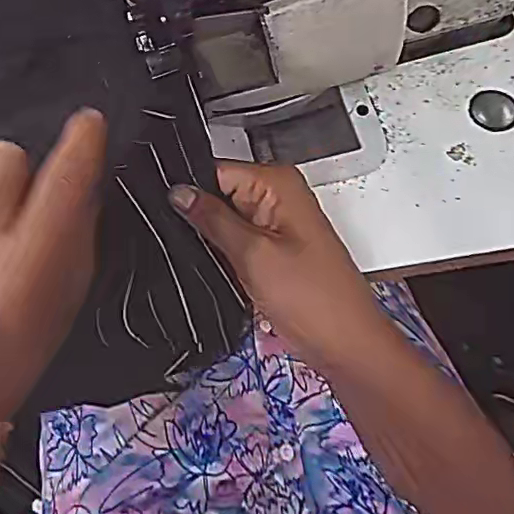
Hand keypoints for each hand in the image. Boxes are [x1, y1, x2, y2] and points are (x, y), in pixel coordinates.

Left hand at [0, 109, 106, 435]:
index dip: (79, 146)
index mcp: (22, 283)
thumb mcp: (75, 285)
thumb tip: (80, 153)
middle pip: (1, 158)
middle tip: (20, 214)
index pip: (59, 186)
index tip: (88, 123)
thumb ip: (78, 218)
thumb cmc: (21, 341)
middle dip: (19, 176)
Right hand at [170, 161, 394, 372]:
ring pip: (224, 220)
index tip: (168, 211)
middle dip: (201, 217)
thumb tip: (180, 193)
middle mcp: (279, 195)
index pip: (215, 169)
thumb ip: (212, 219)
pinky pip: (236, 241)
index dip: (190, 191)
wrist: (345, 344)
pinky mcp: (273, 248)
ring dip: (213, 240)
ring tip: (215, 261)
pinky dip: (225, 255)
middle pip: (219, 193)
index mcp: (278, 182)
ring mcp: (276, 223)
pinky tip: (223, 271)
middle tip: (192, 243)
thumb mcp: (253, 254)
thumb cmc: (315, 299)